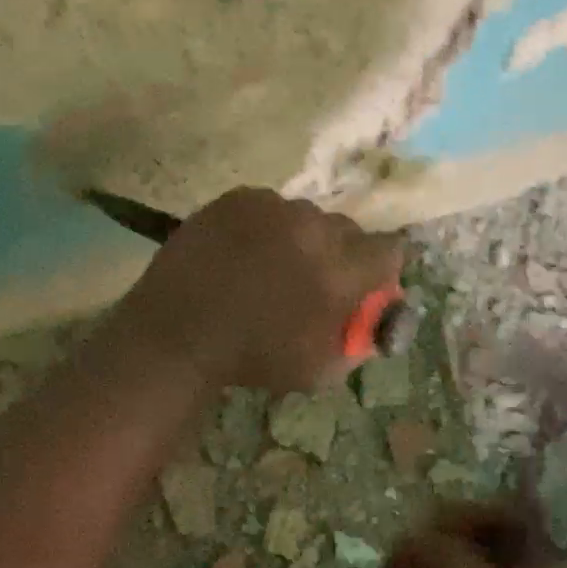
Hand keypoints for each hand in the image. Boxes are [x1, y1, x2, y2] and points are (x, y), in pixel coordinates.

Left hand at [115, 187, 403, 392]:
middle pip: (346, 228)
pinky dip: (261, 226)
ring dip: (298, 237)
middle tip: (311, 278)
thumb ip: (358, 338)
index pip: (389, 249)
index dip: (379, 268)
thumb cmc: (252, 361)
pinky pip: (264, 207)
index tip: (363, 282)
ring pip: (303, 215)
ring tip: (269, 265)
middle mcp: (312, 227)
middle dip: (337, 252)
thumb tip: (376, 317)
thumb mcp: (319, 368)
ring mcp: (271, 207)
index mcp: (341, 270)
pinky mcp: (235, 199)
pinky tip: (240, 252)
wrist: (177, 334)